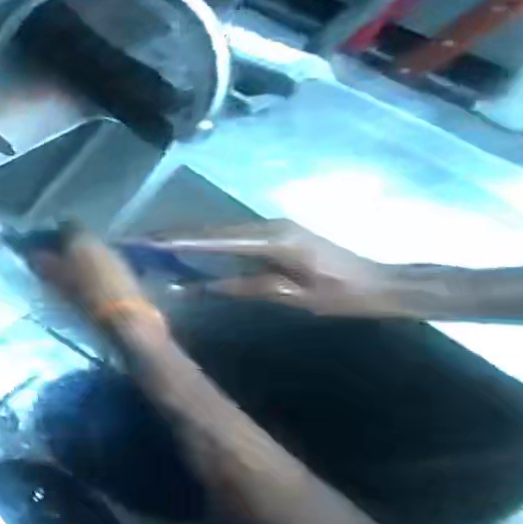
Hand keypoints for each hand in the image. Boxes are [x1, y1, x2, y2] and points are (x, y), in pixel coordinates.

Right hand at [27, 222, 169, 346]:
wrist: (125, 316)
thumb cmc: (85, 292)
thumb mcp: (55, 276)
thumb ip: (43, 261)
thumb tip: (33, 252)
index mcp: (83, 237)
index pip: (65, 223)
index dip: (51, 230)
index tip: (38, 241)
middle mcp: (102, 241)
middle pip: (80, 236)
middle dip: (65, 245)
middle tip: (49, 257)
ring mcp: (117, 256)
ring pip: (93, 250)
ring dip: (79, 257)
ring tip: (65, 272)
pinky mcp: (127, 272)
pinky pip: (103, 263)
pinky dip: (91, 268)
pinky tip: (84, 282)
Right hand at [151, 219, 402, 316]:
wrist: (390, 285)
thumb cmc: (344, 296)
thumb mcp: (292, 296)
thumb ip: (240, 287)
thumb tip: (188, 286)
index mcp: (272, 241)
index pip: (210, 239)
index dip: (173, 241)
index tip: (140, 243)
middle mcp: (267, 226)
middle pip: (207, 230)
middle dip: (167, 235)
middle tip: (132, 241)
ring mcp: (270, 226)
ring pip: (213, 229)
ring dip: (179, 235)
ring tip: (146, 243)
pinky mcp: (272, 232)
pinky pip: (225, 233)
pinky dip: (198, 238)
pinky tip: (179, 244)